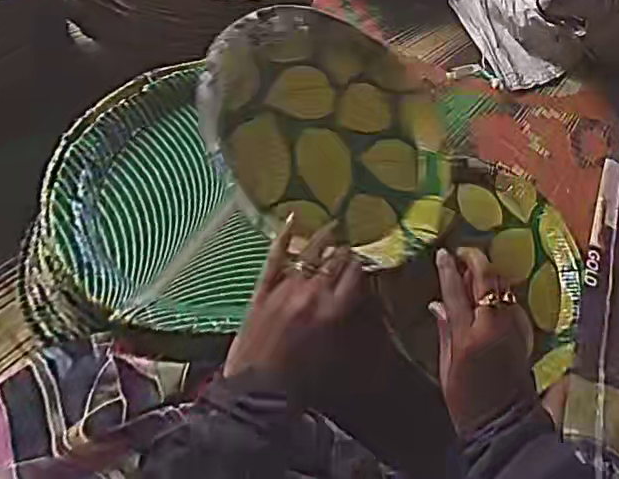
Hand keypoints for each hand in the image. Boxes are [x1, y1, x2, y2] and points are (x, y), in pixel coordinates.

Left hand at [223, 217, 368, 395]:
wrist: (251, 400)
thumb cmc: (299, 384)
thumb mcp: (335, 351)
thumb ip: (347, 317)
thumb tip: (360, 293)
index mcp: (334, 309)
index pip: (357, 271)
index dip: (363, 260)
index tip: (367, 255)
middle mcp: (313, 293)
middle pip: (338, 257)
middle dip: (347, 247)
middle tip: (353, 239)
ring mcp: (286, 289)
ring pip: (312, 251)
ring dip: (326, 236)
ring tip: (335, 225)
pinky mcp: (262, 292)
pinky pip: (275, 257)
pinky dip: (284, 237)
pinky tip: (293, 218)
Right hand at [430, 247, 537, 434]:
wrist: (503, 421)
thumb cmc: (467, 401)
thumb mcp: (446, 368)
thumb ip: (444, 331)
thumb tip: (437, 303)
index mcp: (467, 336)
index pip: (456, 292)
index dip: (448, 269)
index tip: (443, 254)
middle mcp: (492, 324)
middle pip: (485, 278)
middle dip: (474, 259)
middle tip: (462, 253)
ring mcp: (511, 323)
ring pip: (501, 283)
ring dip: (487, 271)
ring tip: (474, 267)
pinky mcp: (524, 327)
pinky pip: (510, 298)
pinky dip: (499, 290)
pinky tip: (489, 290)